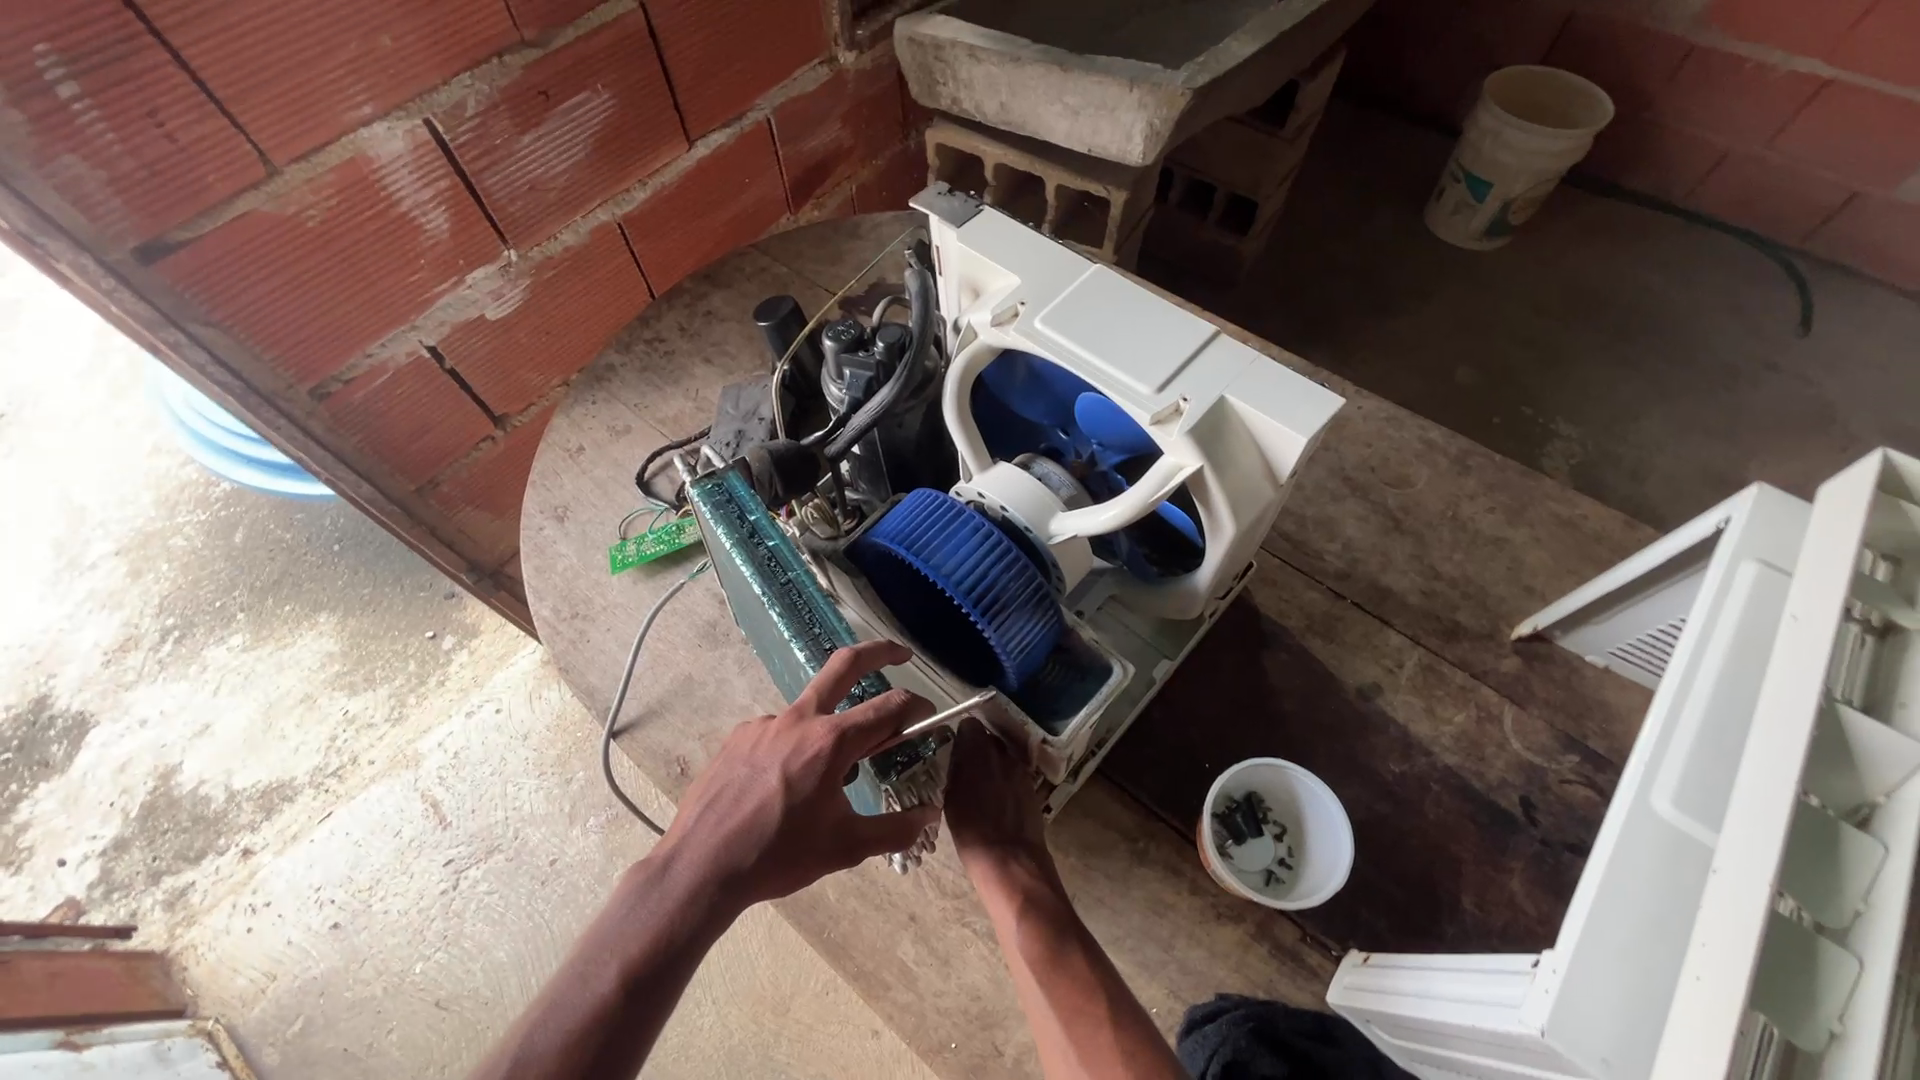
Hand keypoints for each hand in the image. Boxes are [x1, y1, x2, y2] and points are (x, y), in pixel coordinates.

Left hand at [656, 640, 938, 910]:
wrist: (701, 866)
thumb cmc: (778, 856)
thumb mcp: (846, 848)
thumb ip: (895, 829)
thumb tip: (929, 815)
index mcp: (832, 741)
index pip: (891, 706)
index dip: (918, 707)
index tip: (929, 718)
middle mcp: (799, 719)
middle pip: (845, 664)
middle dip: (879, 651)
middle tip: (902, 653)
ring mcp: (765, 724)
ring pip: (811, 708)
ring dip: (833, 722)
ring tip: (833, 771)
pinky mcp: (739, 736)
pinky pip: (779, 731)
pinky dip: (796, 746)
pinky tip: (788, 784)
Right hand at [943, 718, 1053, 883]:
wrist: (1010, 860)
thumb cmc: (972, 833)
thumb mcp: (952, 799)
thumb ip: (956, 769)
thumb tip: (957, 755)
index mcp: (978, 753)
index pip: (970, 725)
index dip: (962, 736)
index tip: (955, 749)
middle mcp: (1002, 754)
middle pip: (989, 738)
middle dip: (978, 747)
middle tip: (967, 767)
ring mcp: (1020, 768)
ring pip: (1004, 754)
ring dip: (993, 762)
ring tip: (983, 784)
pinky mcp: (1031, 784)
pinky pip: (1015, 771)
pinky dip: (1006, 777)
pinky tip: (999, 796)